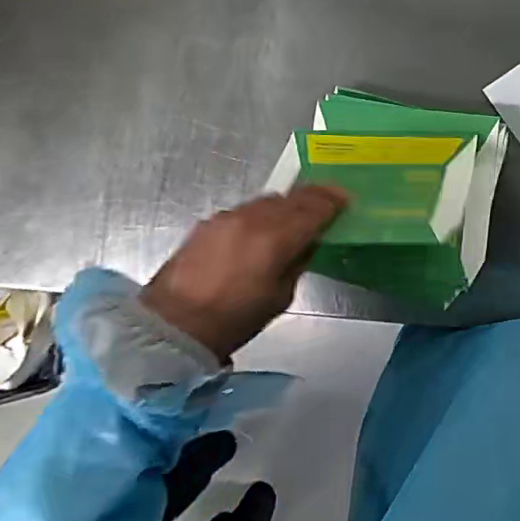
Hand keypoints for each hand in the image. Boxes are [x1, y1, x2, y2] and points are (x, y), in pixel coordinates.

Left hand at [141, 186, 347, 360]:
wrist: (174, 323)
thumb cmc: (233, 319)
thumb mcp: (279, 297)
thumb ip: (297, 262)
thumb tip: (307, 242)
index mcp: (274, 238)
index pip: (312, 208)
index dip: (332, 201)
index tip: (345, 199)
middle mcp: (251, 218)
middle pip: (289, 197)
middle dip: (310, 198)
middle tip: (326, 203)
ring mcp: (226, 217)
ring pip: (265, 201)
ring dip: (284, 205)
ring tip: (293, 218)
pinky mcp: (208, 222)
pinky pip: (244, 211)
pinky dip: (259, 215)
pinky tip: (259, 231)